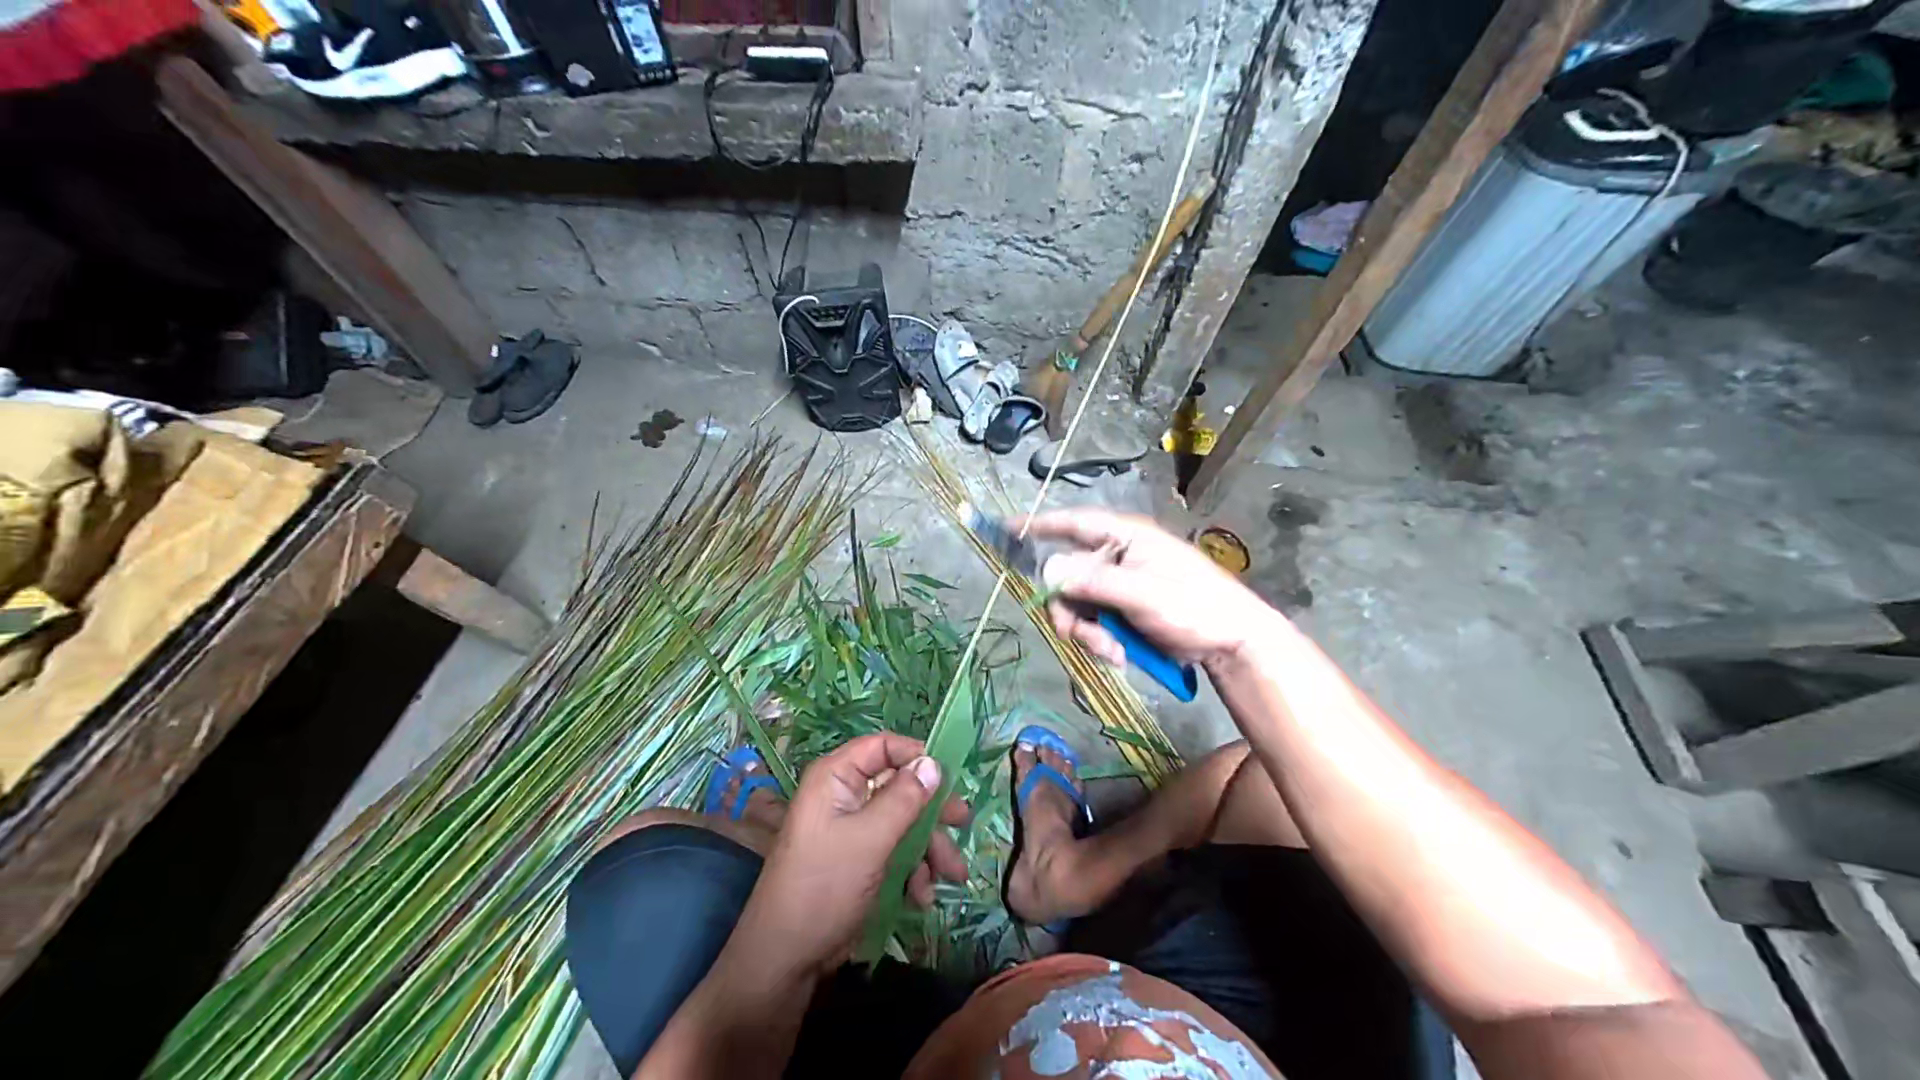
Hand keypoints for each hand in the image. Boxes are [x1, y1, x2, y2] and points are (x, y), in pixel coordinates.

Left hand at [728, 733, 967, 979]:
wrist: (786, 960)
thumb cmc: (824, 886)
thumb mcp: (871, 839)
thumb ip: (905, 798)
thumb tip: (933, 762)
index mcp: (836, 778)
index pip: (882, 746)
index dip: (916, 756)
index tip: (948, 777)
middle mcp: (843, 796)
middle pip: (898, 785)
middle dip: (931, 810)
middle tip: (962, 822)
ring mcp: (850, 830)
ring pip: (902, 821)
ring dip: (928, 847)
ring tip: (953, 875)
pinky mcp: (857, 860)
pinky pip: (894, 850)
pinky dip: (913, 868)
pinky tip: (922, 896)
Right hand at [1025, 508, 1282, 671]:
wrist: (1231, 642)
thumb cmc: (1195, 606)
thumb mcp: (1143, 594)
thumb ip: (1095, 582)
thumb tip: (1049, 571)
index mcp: (1126, 538)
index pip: (1074, 523)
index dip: (1040, 524)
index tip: (1009, 528)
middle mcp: (1117, 557)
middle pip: (1067, 575)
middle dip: (1069, 609)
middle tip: (1077, 634)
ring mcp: (1119, 584)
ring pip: (1077, 604)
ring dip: (1086, 631)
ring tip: (1111, 652)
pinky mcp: (1123, 610)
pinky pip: (1093, 621)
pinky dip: (1098, 640)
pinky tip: (1118, 655)